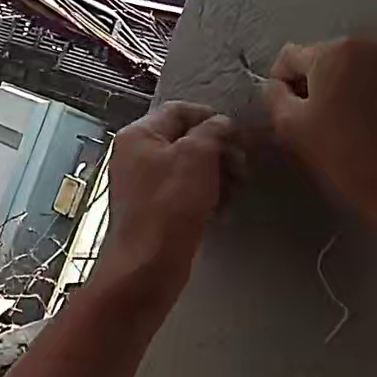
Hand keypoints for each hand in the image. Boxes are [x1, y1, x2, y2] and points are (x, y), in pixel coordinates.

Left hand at [91, 101, 235, 311]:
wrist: (148, 266)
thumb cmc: (171, 204)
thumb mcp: (197, 156)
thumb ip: (213, 130)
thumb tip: (222, 123)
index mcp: (139, 134)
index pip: (180, 110)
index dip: (211, 117)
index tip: (236, 135)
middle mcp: (136, 154)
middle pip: (186, 138)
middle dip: (218, 149)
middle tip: (240, 166)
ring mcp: (144, 183)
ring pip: (189, 165)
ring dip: (217, 172)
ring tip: (236, 188)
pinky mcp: (155, 209)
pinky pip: (185, 190)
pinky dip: (206, 192)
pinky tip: (223, 205)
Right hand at [260, 37, 376, 238]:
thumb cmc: (351, 160)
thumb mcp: (294, 131)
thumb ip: (275, 98)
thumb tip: (276, 86)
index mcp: (334, 52)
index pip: (289, 57)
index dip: (282, 85)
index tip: (289, 112)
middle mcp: (370, 45)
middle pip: (326, 58)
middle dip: (317, 85)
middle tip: (318, 123)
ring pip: (357, 68)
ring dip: (346, 88)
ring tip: (349, 126)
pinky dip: (374, 94)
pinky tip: (375, 126)